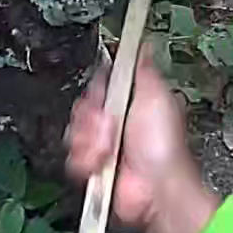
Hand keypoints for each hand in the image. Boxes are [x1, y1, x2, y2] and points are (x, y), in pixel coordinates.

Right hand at [65, 54, 218, 232]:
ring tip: (106, 150)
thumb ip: (143, 69)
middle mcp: (113, 123)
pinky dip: (84, 161)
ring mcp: (101, 146)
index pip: (97, 86)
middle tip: (109, 128)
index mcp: (128, 103)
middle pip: (82, 108)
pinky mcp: (91, 167)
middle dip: (91, 119)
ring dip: (88, 141)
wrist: (156, 189)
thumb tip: (142, 42)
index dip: (98, 93)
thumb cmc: (162, 145)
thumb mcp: (157, 96)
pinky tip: (99, 164)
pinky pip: (71, 156)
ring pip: (73, 132)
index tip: (106, 101)